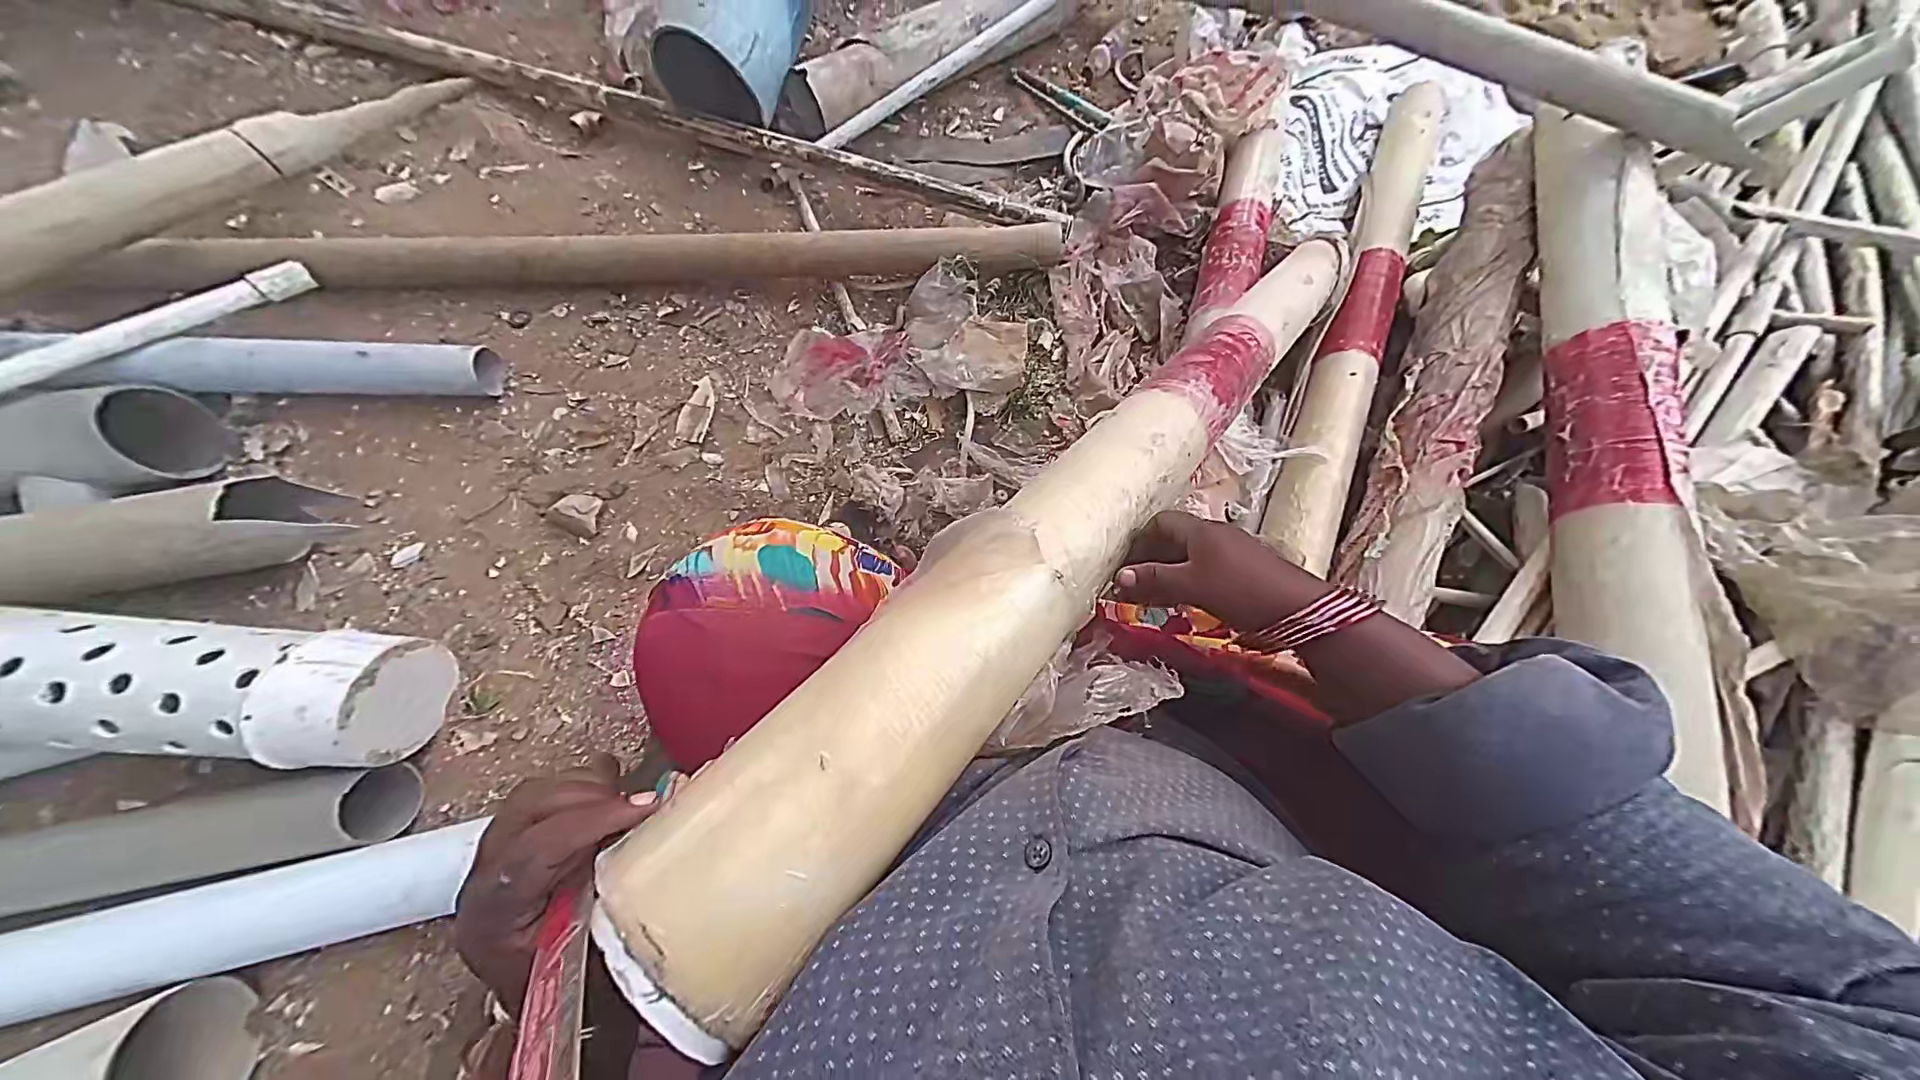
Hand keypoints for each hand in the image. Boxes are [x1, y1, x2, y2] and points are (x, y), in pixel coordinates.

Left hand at [453, 753, 657, 1014]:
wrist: (545, 999)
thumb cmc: (569, 986)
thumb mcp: (595, 957)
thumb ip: (620, 903)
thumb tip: (665, 852)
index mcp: (494, 916)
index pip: (535, 849)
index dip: (594, 820)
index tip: (646, 807)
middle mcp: (485, 878)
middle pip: (530, 808)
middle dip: (592, 797)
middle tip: (643, 806)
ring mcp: (497, 854)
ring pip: (538, 793)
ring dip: (591, 789)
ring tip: (631, 806)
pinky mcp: (520, 837)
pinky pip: (548, 794)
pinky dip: (587, 788)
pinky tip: (614, 801)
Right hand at [1113, 510, 1332, 629]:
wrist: (1299, 609)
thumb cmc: (1241, 590)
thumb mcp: (1192, 585)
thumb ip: (1155, 579)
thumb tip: (1119, 577)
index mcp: (1201, 531)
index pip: (1159, 523)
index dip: (1138, 541)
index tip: (1123, 565)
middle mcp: (1215, 536)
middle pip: (1172, 541)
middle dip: (1148, 561)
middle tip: (1130, 585)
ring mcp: (1230, 554)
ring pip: (1187, 558)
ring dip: (1165, 575)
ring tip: (1148, 597)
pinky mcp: (1242, 572)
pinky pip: (1202, 571)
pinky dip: (1184, 583)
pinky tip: (1180, 602)